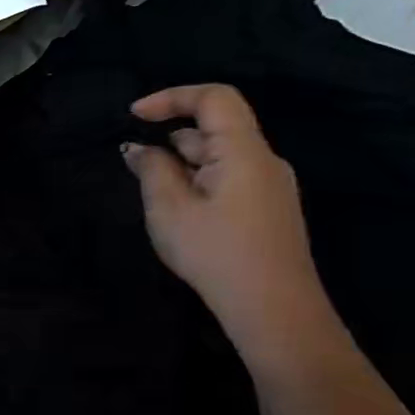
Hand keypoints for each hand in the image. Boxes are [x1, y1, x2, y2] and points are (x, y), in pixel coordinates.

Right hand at [121, 85, 321, 322]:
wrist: (278, 317)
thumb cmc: (218, 255)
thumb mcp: (170, 209)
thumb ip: (151, 169)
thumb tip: (139, 149)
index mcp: (244, 150)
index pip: (213, 97)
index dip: (172, 96)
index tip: (136, 116)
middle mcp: (265, 161)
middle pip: (216, 128)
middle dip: (173, 140)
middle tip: (140, 171)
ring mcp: (273, 188)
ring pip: (222, 157)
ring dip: (185, 165)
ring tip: (160, 201)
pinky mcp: (272, 212)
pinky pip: (232, 179)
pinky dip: (202, 183)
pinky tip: (186, 216)